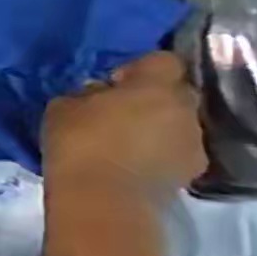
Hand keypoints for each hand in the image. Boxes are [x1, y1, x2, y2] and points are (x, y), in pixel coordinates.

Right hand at [42, 51, 206, 197]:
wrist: (103, 195)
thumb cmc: (77, 142)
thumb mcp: (61, 109)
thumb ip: (85, 95)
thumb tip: (100, 94)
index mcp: (154, 88)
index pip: (162, 60)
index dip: (139, 67)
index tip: (114, 82)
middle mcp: (185, 109)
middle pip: (175, 92)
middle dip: (151, 97)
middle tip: (117, 111)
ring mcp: (195, 140)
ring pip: (178, 121)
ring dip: (156, 125)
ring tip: (122, 141)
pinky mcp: (194, 168)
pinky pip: (177, 147)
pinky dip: (159, 150)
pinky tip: (132, 161)